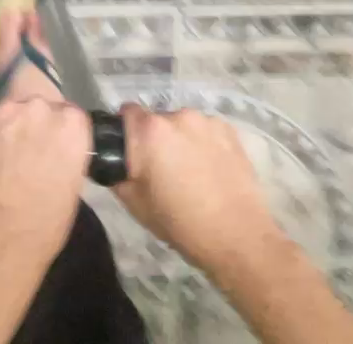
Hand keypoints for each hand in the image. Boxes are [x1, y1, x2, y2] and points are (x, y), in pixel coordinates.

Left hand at [0, 97, 92, 259]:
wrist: (4, 233)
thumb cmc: (48, 220)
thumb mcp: (73, 180)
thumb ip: (66, 150)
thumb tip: (54, 147)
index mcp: (73, 122)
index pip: (68, 113)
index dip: (58, 131)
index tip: (51, 146)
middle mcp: (42, 106)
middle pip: (38, 106)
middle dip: (34, 124)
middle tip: (26, 151)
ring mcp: (7, 109)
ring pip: (10, 111)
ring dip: (8, 127)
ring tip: (1, 156)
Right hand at [115, 105, 284, 275]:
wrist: (238, 239)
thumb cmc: (180, 224)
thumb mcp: (134, 204)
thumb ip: (117, 171)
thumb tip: (115, 158)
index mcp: (150, 131)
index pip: (126, 112)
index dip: (126, 133)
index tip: (134, 155)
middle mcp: (177, 116)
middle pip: (156, 120)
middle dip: (155, 139)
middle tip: (163, 170)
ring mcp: (206, 120)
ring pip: (182, 125)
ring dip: (180, 140)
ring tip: (191, 172)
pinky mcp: (229, 129)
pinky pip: (205, 130)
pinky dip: (203, 143)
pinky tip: (211, 169)